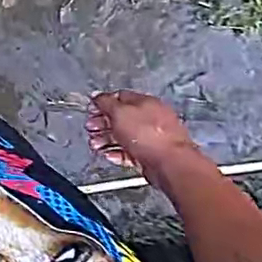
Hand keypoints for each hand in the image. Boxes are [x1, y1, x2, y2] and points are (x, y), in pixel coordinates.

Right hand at [86, 90, 204, 180]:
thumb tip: (98, 96)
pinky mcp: (152, 155)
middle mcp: (153, 119)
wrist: (169, 164)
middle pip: (122, 118)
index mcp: (147, 103)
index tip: (92, 110)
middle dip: (103, 124)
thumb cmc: (150, 136)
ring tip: (96, 144)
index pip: (120, 97)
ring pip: (125, 136)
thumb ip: (105, 102)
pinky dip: (118, 153)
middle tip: (92, 128)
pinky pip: (131, 152)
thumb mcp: (119, 112)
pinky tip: (109, 154)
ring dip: (107, 140)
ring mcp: (154, 138)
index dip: (103, 103)